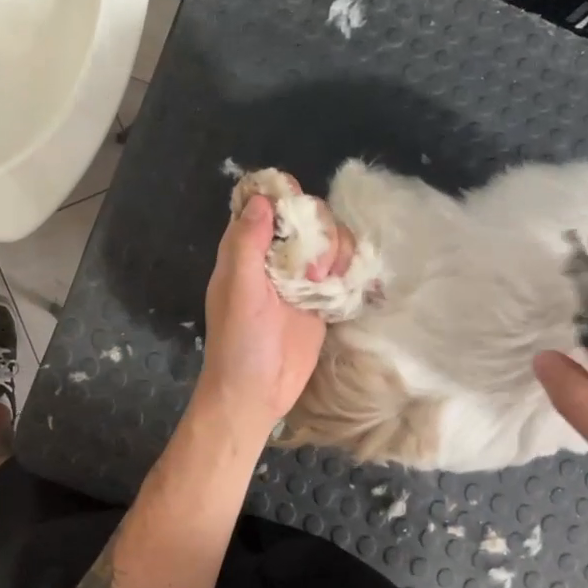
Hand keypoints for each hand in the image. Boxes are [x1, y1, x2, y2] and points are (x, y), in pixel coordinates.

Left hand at [198, 195, 328, 432]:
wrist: (257, 392)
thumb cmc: (239, 341)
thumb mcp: (239, 290)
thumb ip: (247, 244)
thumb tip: (262, 200)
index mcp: (242, 248)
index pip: (262, 203)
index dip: (281, 195)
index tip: (297, 207)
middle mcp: (271, 255)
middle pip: (305, 215)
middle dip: (317, 229)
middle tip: (313, 269)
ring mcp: (298, 276)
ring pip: (327, 239)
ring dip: (335, 251)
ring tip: (324, 283)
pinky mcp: (320, 297)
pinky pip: (341, 268)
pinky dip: (348, 269)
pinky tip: (342, 287)